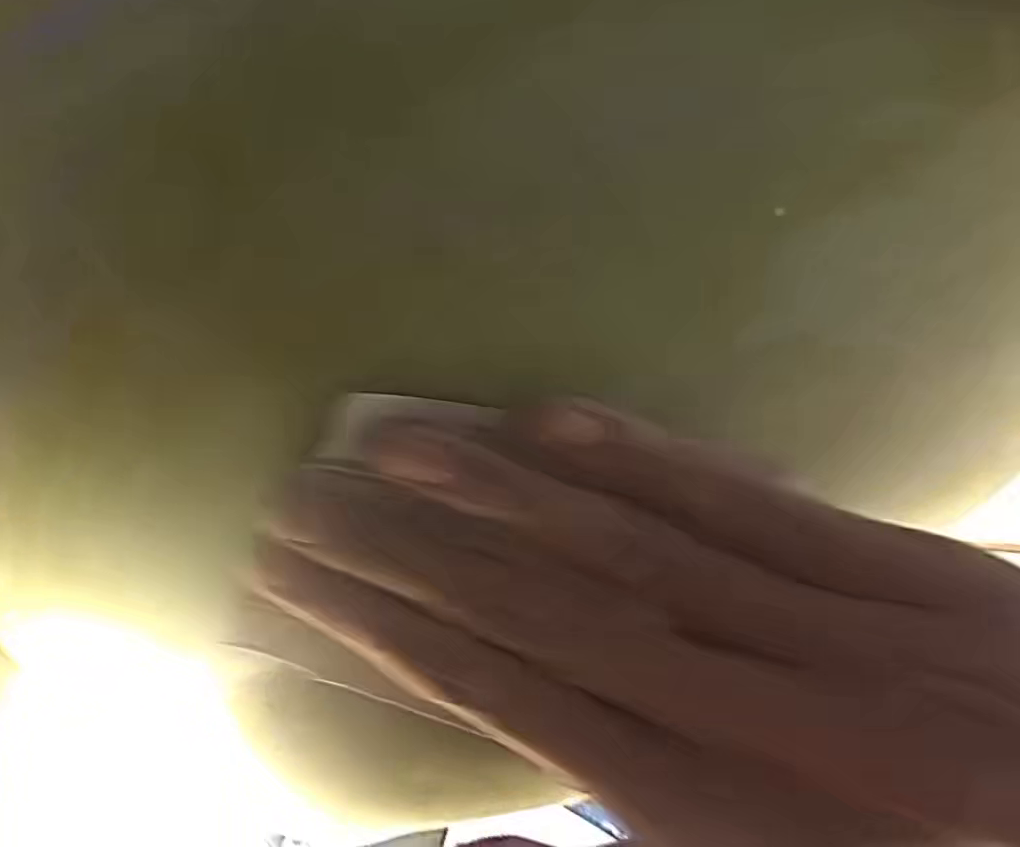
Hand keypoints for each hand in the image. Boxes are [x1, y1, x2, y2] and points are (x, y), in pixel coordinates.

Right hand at [256, 399, 1019, 846]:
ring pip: (621, 545)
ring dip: (489, 488)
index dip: (369, 623)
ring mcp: (852, 642)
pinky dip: (641, 457)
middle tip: (298, 495)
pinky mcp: (934, 583)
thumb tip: (467, 838)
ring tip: (388, 443)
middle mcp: (762, 721)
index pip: (483, 690)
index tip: (285, 572)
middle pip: (524, 609)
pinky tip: (546, 415)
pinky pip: (756, 506)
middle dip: (390, 547)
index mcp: (716, 820)